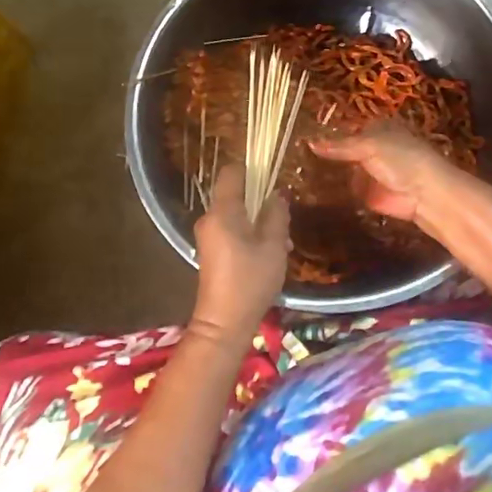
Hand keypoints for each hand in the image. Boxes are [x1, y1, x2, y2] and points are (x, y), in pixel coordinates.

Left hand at [190, 165, 290, 337]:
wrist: (223, 323)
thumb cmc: (250, 281)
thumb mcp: (273, 246)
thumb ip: (276, 214)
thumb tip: (277, 193)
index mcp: (222, 211)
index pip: (231, 173)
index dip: (251, 169)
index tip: (272, 176)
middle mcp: (209, 218)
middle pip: (235, 195)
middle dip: (261, 202)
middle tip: (284, 220)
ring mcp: (207, 236)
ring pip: (236, 215)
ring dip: (259, 222)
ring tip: (282, 243)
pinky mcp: (210, 252)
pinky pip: (231, 231)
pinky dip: (249, 235)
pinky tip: (269, 255)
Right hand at [309, 123, 459, 223]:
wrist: (426, 194)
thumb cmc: (401, 159)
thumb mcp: (368, 145)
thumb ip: (339, 146)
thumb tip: (309, 142)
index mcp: (376, 128)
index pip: (346, 127)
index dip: (327, 131)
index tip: (301, 135)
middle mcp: (372, 148)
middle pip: (343, 149)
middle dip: (324, 154)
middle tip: (294, 156)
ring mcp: (370, 172)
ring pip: (342, 170)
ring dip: (326, 173)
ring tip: (296, 172)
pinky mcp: (367, 194)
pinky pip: (346, 190)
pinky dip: (332, 191)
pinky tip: (310, 189)